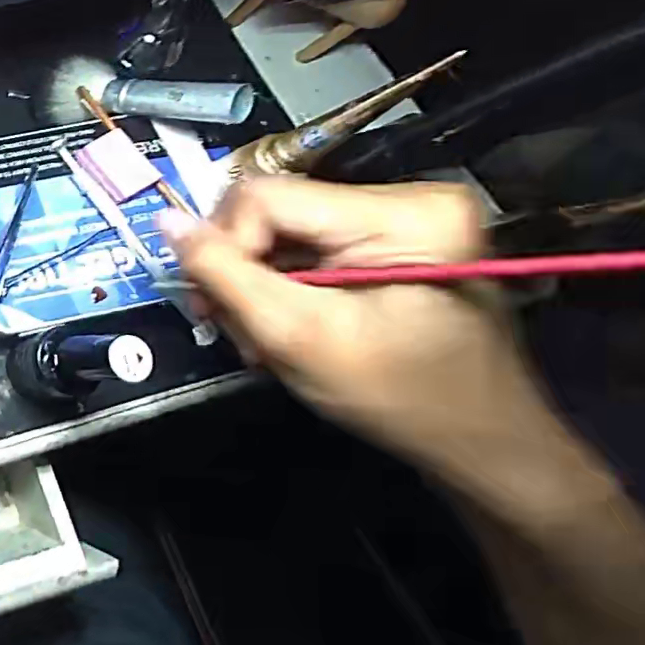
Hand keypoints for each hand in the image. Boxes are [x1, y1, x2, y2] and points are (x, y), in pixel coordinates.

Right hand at [162, 178, 588, 510]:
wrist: (479, 446)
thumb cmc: (399, 397)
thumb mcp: (295, 335)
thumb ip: (223, 273)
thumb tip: (165, 220)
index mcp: (402, 212)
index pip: (264, 198)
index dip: (225, 247)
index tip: (219, 304)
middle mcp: (403, 199)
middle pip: (269, 212)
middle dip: (238, 270)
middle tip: (231, 324)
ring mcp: (395, 220)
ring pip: (277, 233)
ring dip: (252, 285)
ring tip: (260, 336)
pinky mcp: (385, 241)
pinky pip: (300, 247)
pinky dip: (276, 287)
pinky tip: (280, 324)